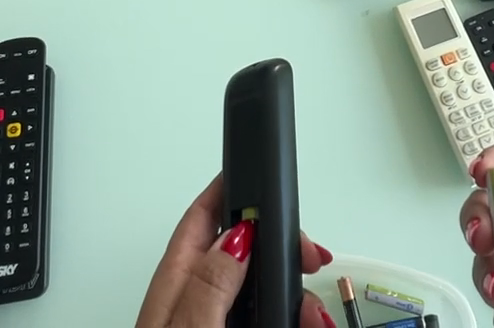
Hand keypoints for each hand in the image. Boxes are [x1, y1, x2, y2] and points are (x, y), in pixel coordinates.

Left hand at [136, 174, 337, 327]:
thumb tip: (236, 234)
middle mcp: (194, 304)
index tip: (270, 180)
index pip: (204, 218)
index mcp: (176, 286)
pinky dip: (293, 321)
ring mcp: (215, 325)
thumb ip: (209, 287)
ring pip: (265, 297)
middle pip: (246, 254)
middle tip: (314, 261)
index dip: (235, 191)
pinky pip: (271, 321)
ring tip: (316, 318)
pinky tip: (309, 326)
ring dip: (297, 301)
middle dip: (284, 254)